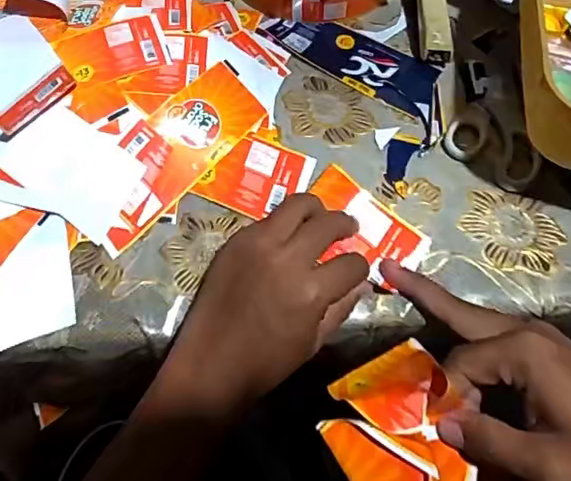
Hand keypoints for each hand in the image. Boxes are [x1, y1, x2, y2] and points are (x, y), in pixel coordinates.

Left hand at [157, 193, 370, 415]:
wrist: (208, 365)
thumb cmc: (264, 364)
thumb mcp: (312, 343)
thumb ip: (341, 308)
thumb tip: (361, 284)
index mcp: (311, 291)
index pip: (352, 263)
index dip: (361, 266)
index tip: (357, 268)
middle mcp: (288, 258)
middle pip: (329, 223)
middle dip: (346, 224)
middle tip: (349, 229)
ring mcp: (260, 243)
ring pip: (298, 204)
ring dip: (316, 210)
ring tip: (320, 218)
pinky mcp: (238, 238)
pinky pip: (269, 219)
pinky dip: (284, 224)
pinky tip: (285, 238)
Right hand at [383, 258, 570, 480]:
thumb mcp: (547, 465)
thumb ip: (489, 440)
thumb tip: (442, 420)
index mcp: (527, 349)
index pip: (463, 363)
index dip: (448, 396)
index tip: (445, 429)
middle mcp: (533, 333)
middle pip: (467, 312)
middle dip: (428, 292)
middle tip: (391, 269)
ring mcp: (548, 343)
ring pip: (485, 328)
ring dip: (454, 325)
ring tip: (418, 300)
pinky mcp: (557, 360)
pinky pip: (506, 349)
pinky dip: (481, 352)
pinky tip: (470, 361)